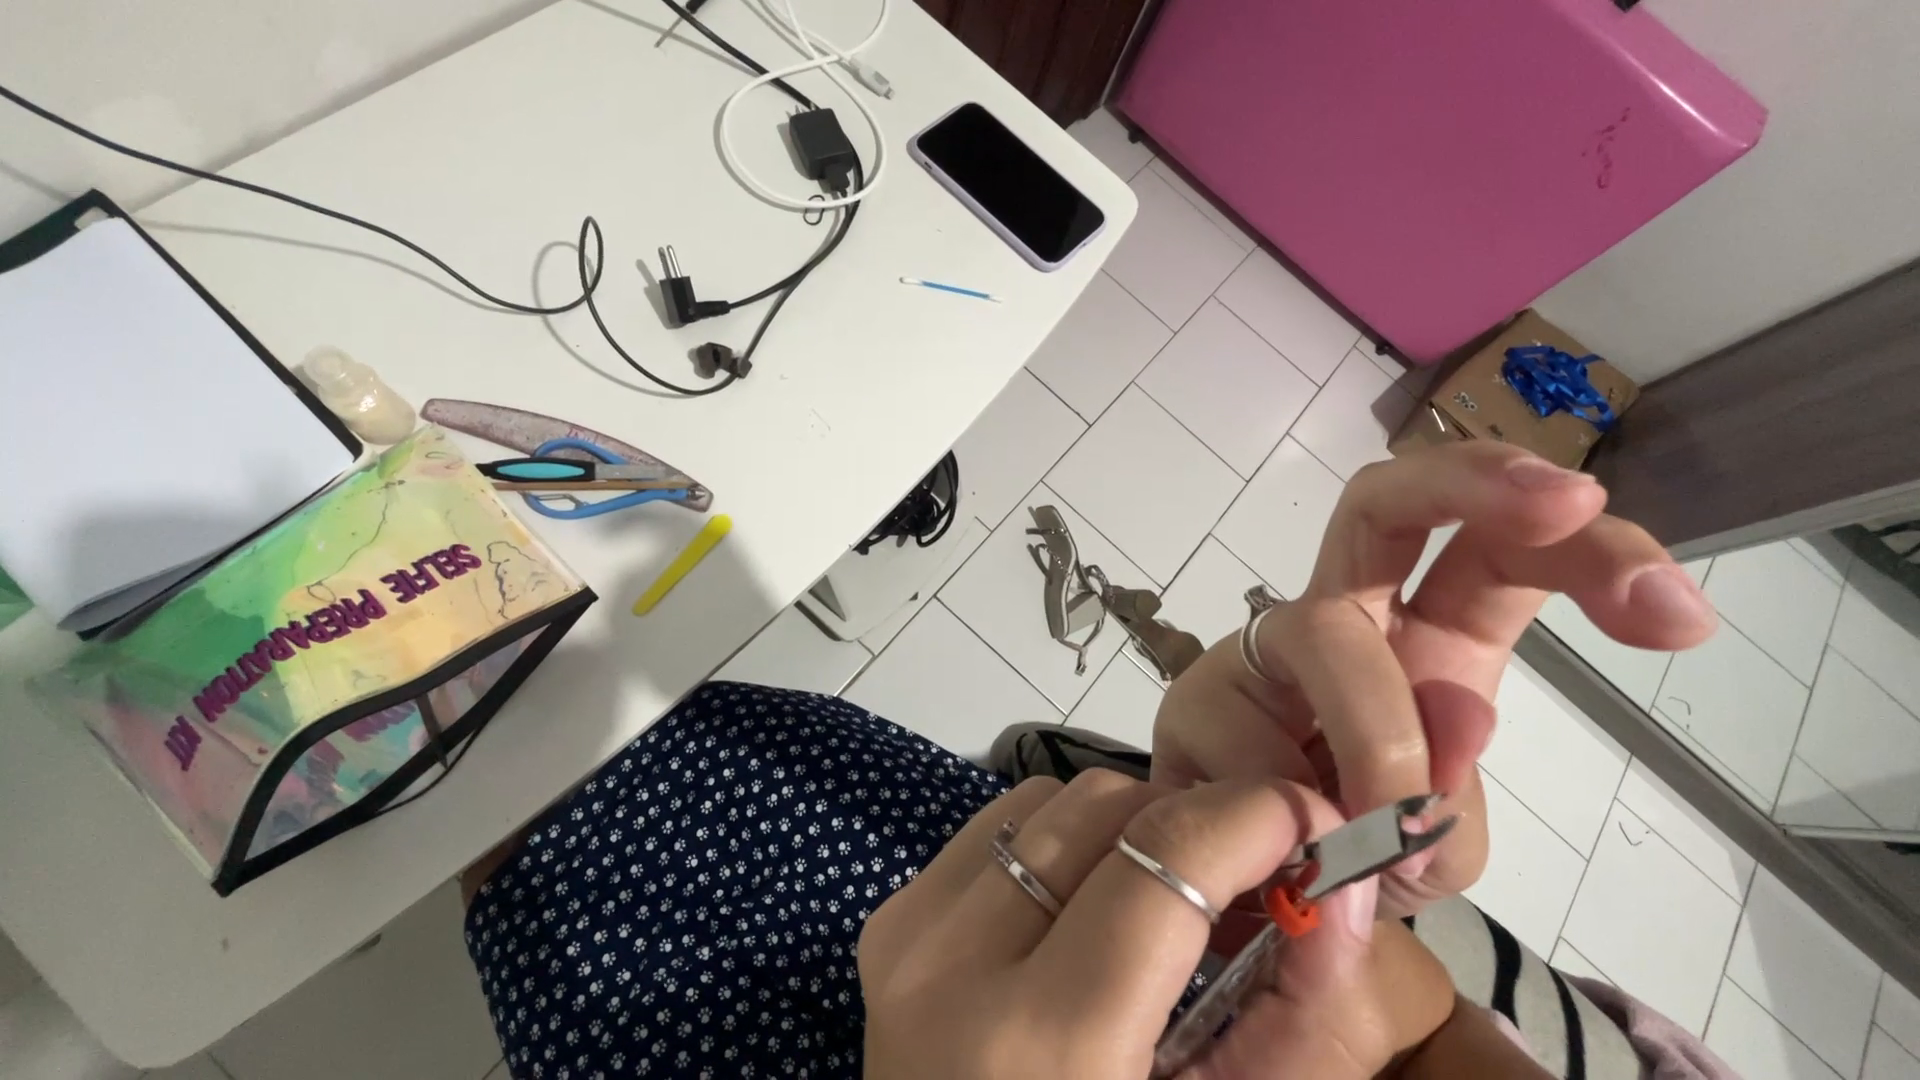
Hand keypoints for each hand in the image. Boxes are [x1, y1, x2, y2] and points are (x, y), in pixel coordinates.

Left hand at [859, 771, 1455, 1078]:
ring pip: (1048, 800)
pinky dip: (1060, 839)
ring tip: (1150, 905)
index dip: (1257, 816)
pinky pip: (1000, 825)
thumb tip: (1339, 890)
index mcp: (1045, 1043)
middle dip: (1192, 829)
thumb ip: (1297, 1017)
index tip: (1311, 824)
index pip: (1166, 854)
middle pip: (1105, 808)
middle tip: (1236, 886)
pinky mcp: (889, 915)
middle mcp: (955, 963)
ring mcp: (909, 930)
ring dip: (1122, 830)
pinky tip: (1079, 905)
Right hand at [1152, 443, 1717, 914]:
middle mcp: (1342, 617)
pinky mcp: (1195, 697)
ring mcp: (1261, 651)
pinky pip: (1250, 734)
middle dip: (1475, 484)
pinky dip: (1289, 807)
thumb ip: (1456, 810)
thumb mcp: (1438, 851)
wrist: (1241, 891)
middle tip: (1562, 498)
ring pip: (1325, 631)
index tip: (1679, 618)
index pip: (1499, 555)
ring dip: (1377, 739)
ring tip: (1373, 839)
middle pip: (1385, 502)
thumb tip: (1448, 724)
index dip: (1588, 555)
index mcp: (1426, 637)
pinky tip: (1280, 850)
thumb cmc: (1350, 854)